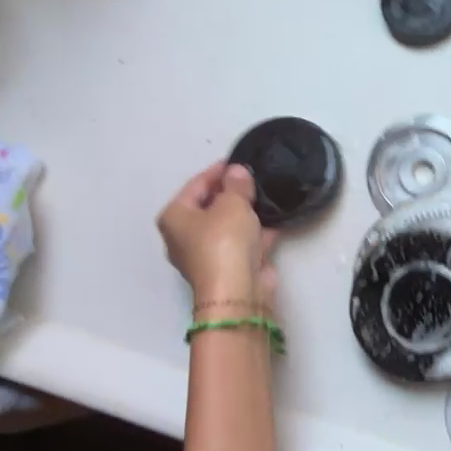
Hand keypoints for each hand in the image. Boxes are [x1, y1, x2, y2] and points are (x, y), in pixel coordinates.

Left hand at [158, 162, 278, 306]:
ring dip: (246, 214)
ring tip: (268, 198)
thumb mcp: (233, 204)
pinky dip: (256, 233)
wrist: (238, 291)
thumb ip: (236, 185)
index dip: (218, 171)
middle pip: (209, 206)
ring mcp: (206, 255)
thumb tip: (237, 172)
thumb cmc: (225, 242)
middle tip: (255, 179)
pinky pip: (241, 243)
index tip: (239, 160)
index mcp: (174, 217)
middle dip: (232, 193)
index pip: (196, 185)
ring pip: (227, 226)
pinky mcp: (228, 268)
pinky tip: (276, 223)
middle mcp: (184, 236)